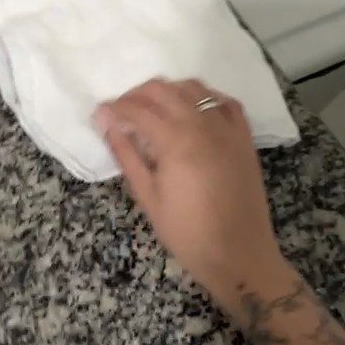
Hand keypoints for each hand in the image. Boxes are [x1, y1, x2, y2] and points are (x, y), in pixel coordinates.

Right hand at [93, 79, 288, 302]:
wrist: (240, 257)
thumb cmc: (187, 232)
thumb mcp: (147, 195)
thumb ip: (124, 152)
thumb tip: (103, 120)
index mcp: (176, 141)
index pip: (137, 109)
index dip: (115, 107)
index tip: (101, 112)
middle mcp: (202, 126)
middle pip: (162, 90)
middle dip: (137, 95)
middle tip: (123, 112)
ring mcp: (227, 129)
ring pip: (193, 88)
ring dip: (169, 91)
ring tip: (155, 109)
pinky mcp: (244, 138)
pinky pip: (225, 102)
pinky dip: (206, 98)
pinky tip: (193, 112)